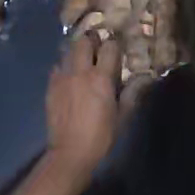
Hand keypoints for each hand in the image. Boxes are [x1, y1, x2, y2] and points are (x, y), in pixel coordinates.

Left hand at [44, 34, 123, 181]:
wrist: (70, 153)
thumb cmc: (101, 136)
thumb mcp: (122, 116)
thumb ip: (132, 93)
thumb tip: (143, 77)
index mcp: (101, 78)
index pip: (109, 47)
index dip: (114, 45)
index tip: (116, 49)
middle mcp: (80, 72)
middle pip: (84, 41)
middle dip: (92, 41)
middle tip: (97, 49)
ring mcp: (63, 77)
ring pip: (68, 51)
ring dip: (77, 52)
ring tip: (82, 61)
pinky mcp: (51, 86)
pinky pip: (57, 67)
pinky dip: (64, 66)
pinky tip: (69, 77)